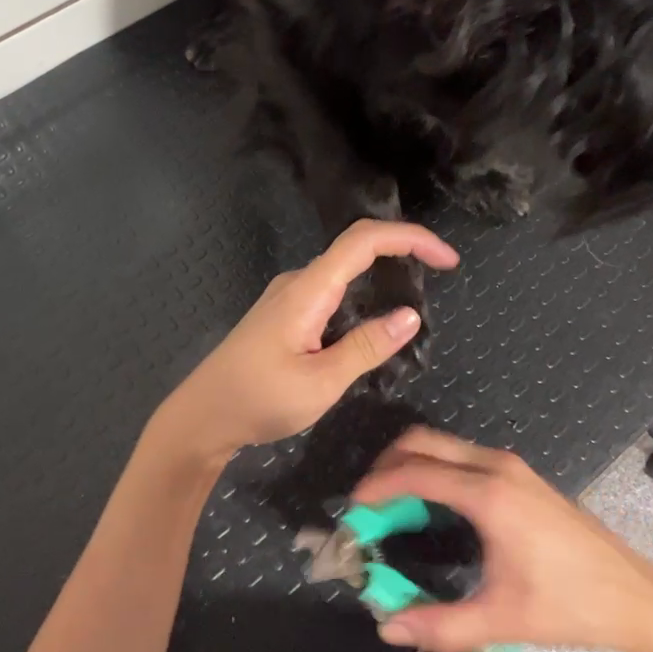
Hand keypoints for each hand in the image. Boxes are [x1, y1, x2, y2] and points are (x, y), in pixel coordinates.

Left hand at [150, 220, 458, 464]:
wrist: (204, 414)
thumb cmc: (259, 399)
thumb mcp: (321, 383)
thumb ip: (366, 347)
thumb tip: (411, 315)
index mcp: (307, 290)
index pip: (362, 241)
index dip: (409, 237)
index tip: (448, 259)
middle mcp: (297, 282)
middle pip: (355, 248)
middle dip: (403, 251)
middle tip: (443, 275)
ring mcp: (288, 296)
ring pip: (343, 271)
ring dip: (382, 276)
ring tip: (417, 305)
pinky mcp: (284, 313)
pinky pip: (330, 291)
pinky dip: (362, 295)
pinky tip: (375, 324)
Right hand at [351, 428, 652, 651]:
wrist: (639, 598)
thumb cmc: (570, 606)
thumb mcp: (503, 619)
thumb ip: (441, 624)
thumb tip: (386, 627)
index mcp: (488, 494)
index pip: (415, 473)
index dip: (377, 487)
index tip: (354, 508)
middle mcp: (496, 466)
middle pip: (423, 441)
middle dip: (387, 463)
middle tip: (368, 500)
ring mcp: (511, 465)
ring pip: (443, 443)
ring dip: (411, 463)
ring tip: (393, 504)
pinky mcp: (520, 473)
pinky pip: (461, 454)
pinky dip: (434, 467)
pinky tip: (433, 507)